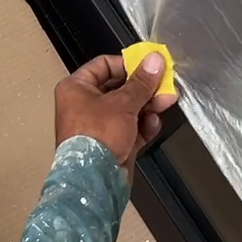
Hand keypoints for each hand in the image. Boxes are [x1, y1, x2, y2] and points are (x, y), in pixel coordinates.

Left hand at [53, 52, 175, 167]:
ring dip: (147, 106)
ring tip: (164, 102)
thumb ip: (142, 82)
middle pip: (119, 88)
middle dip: (143, 88)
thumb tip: (154, 62)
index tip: (147, 64)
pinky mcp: (111, 144)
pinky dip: (143, 126)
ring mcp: (97, 126)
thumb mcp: (123, 103)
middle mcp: (83, 105)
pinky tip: (153, 125)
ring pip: (127, 109)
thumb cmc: (95, 138)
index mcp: (76, 88)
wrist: (95, 180)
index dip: (127, 63)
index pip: (103, 65)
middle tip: (163, 83)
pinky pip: (130, 129)